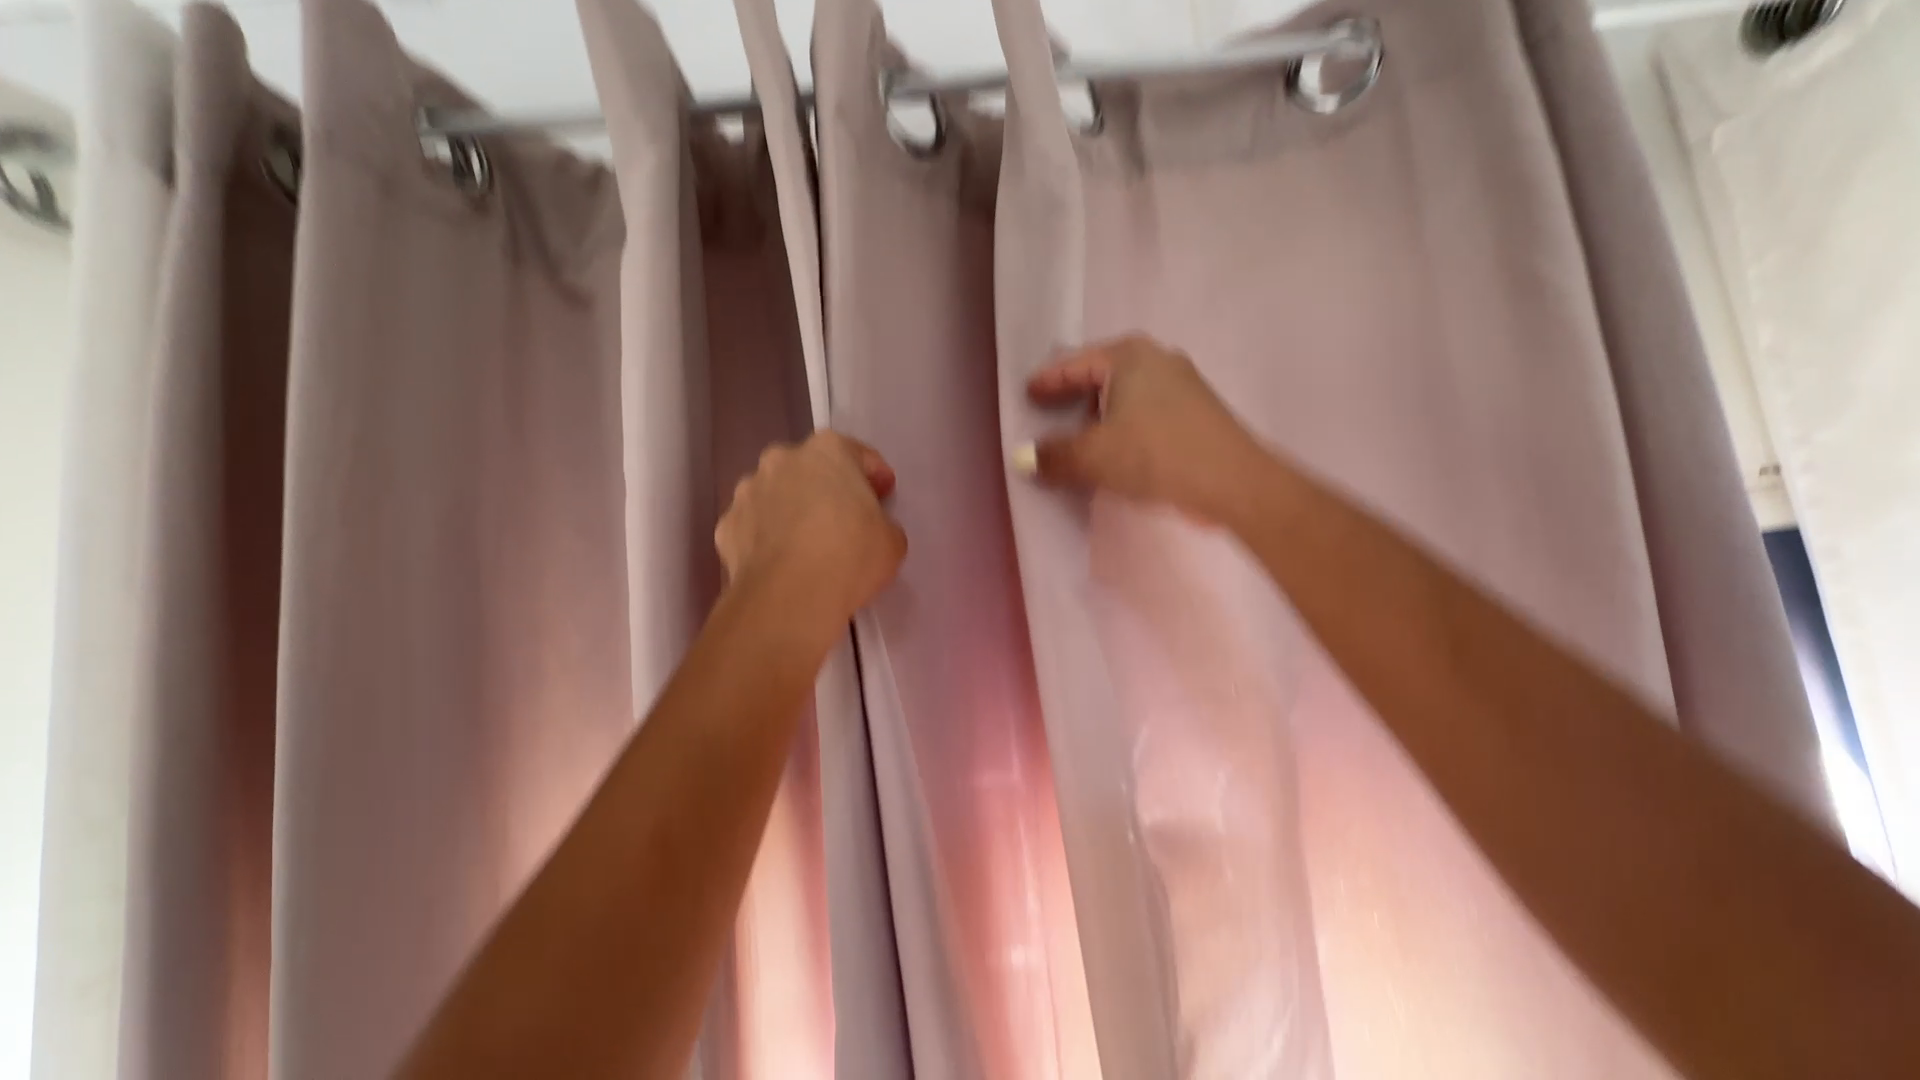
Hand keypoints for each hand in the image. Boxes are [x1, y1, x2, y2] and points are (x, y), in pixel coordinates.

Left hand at [716, 431, 907, 625]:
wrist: (789, 595)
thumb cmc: (850, 555)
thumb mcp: (892, 540)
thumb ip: (881, 523)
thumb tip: (869, 530)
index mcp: (828, 450)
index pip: (858, 455)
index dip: (875, 477)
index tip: (884, 497)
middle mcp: (782, 460)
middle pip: (810, 469)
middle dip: (826, 489)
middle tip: (844, 520)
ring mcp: (748, 491)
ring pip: (775, 496)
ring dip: (790, 511)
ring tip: (806, 546)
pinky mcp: (726, 526)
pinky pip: (753, 527)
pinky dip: (765, 540)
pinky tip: (780, 564)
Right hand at [1020, 335, 1265, 523]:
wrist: (1232, 483)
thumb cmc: (1155, 454)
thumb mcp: (1093, 456)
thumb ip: (1053, 455)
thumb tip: (1024, 457)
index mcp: (1128, 355)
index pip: (1074, 364)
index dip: (1047, 381)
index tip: (1027, 395)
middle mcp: (1158, 360)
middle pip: (1102, 376)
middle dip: (1074, 397)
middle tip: (1048, 414)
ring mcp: (1183, 385)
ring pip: (1126, 397)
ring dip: (1101, 417)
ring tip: (1080, 440)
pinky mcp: (1197, 414)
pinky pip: (1147, 414)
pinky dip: (1125, 428)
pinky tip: (1117, 453)